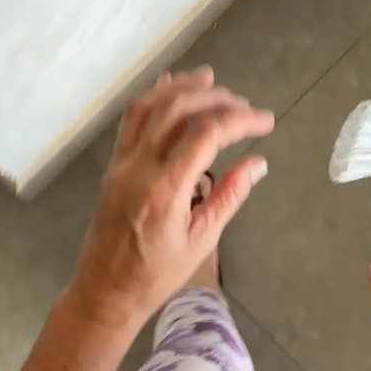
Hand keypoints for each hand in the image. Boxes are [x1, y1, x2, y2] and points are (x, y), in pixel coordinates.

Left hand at [68, 68, 273, 327]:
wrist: (105, 291)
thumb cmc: (156, 275)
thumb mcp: (201, 241)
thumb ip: (229, 196)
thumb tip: (258, 163)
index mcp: (165, 190)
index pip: (206, 135)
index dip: (240, 121)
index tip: (265, 123)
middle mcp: (139, 168)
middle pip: (178, 111)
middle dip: (215, 100)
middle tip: (243, 105)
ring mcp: (121, 164)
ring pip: (149, 107)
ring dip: (181, 88)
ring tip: (210, 79)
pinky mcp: (113, 166)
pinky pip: (131, 121)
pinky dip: (153, 98)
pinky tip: (170, 86)